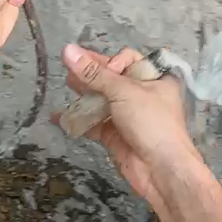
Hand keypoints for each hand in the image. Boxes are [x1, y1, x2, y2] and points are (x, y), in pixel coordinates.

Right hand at [59, 45, 200, 203]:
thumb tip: (67, 49)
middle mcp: (141, 95)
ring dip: (83, 94)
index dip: (112, 62)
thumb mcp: (123, 91)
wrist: (161, 171)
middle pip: (111, 79)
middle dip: (90, 74)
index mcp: (154, 79)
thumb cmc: (151, 122)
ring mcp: (127, 116)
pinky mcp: (115, 135)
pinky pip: (94, 123)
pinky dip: (79, 120)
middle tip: (70, 68)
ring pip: (101, 100)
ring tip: (67, 84)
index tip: (102, 71)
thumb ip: (93, 73)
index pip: (128, 59)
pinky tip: (59, 116)